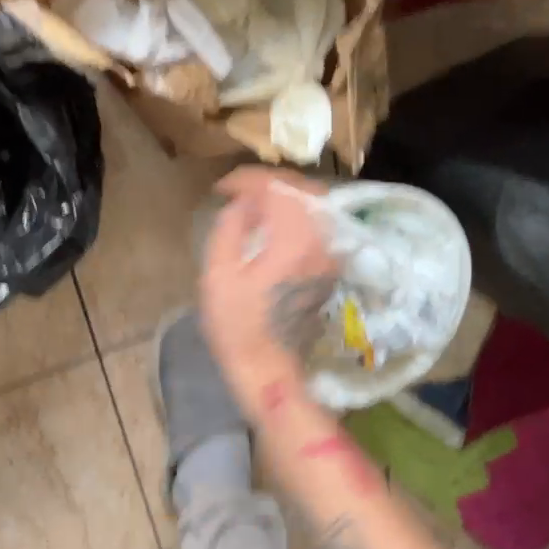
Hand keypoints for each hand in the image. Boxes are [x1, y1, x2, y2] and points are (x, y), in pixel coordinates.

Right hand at [199, 166, 338, 376]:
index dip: (248, 180)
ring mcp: (330, 256)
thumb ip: (230, 229)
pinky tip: (273, 223)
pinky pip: (319, 225)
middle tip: (241, 189)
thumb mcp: (218, 274)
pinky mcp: (330, 269)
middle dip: (272, 182)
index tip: (222, 187)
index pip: (277, 188)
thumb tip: (243, 205)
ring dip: (287, 197)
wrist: (268, 368)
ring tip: (255, 202)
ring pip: (317, 206)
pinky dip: (297, 214)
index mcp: (294, 240)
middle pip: (306, 190)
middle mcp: (322, 242)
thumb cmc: (237, 325)